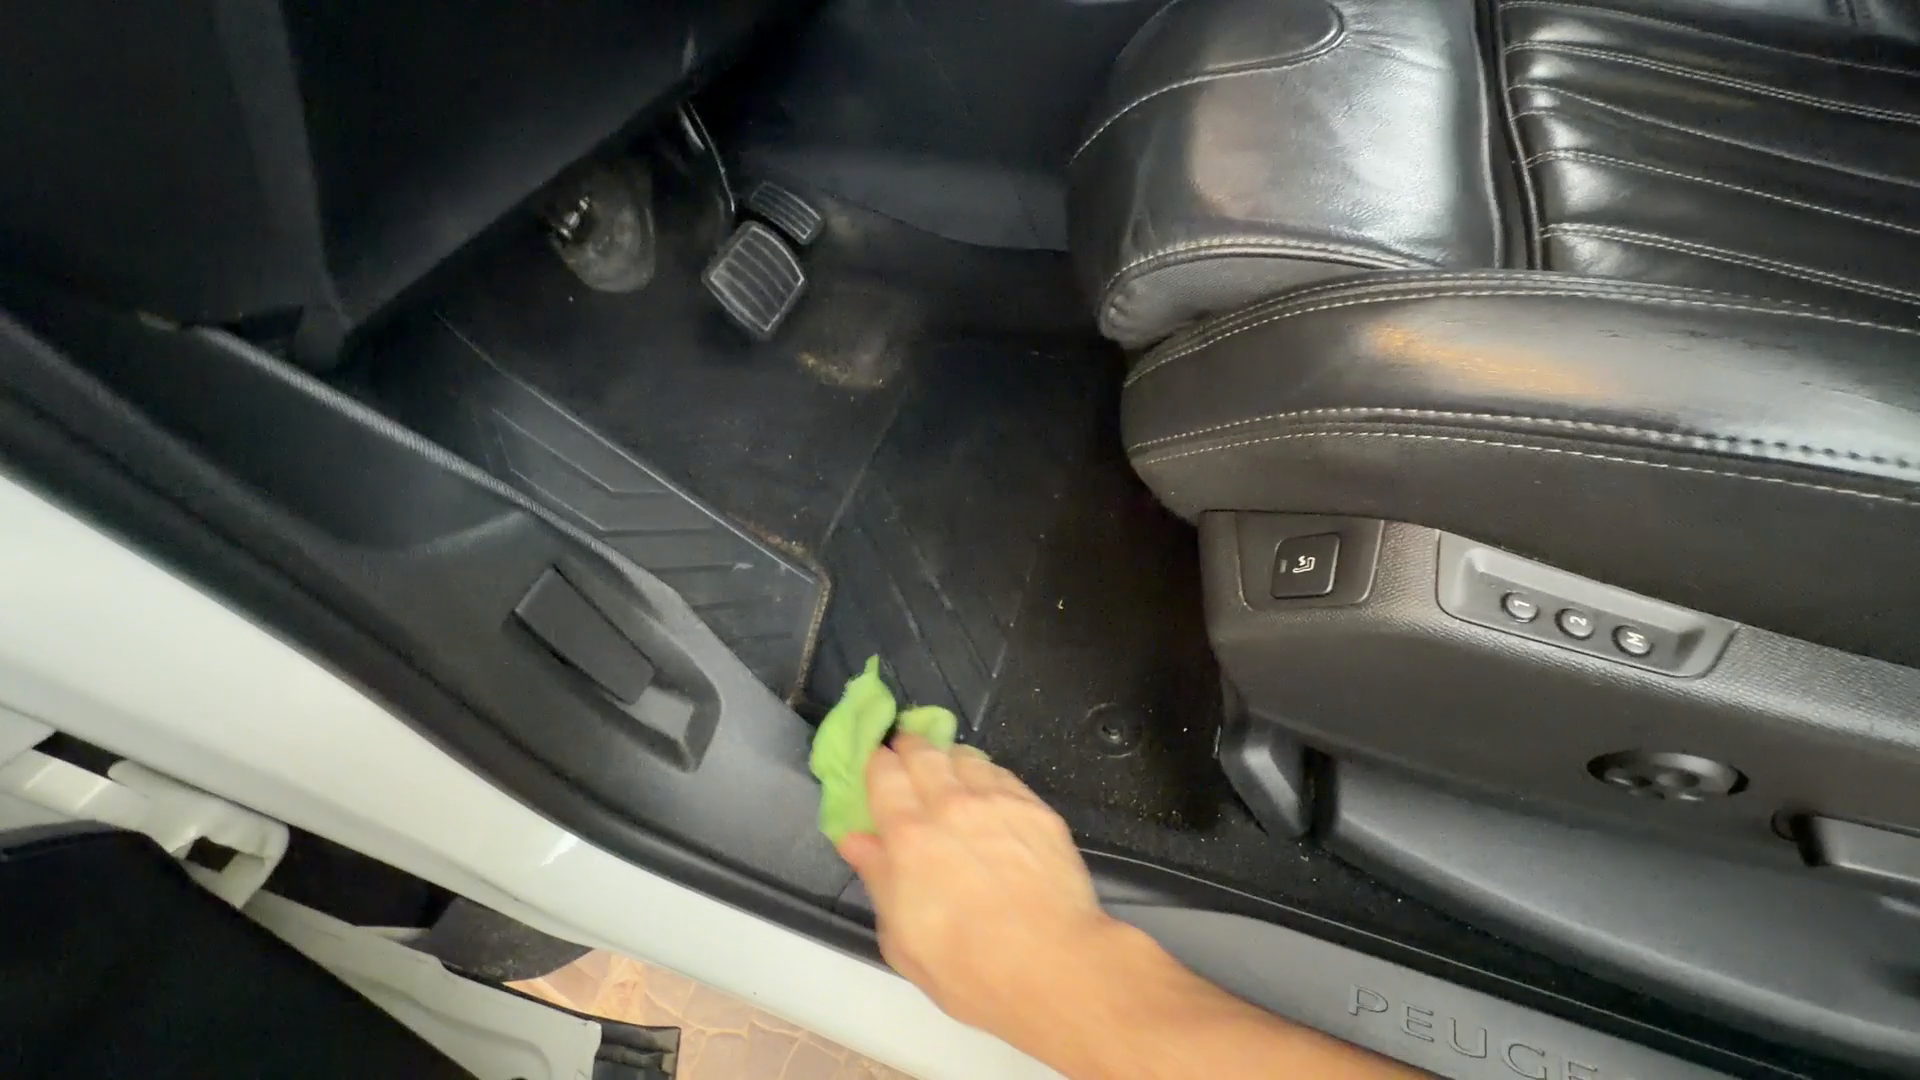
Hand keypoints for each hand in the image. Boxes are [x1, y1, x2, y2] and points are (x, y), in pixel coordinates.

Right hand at [836, 734, 1126, 1040]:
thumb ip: (878, 879)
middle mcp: (949, 804)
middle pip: (923, 753)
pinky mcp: (1034, 807)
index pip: (884, 774)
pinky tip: (986, 789)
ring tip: (947, 769)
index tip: (877, 763)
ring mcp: (996, 801)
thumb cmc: (968, 969)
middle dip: (910, 747)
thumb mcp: (902, 939)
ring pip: (963, 756)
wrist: (1053, 965)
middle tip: (906, 751)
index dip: (877, 762)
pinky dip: (984, 773)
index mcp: (908, 836)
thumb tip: (855, 840)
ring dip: (948, 758)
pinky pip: (1000, 773)